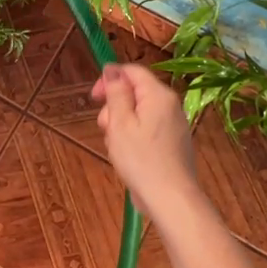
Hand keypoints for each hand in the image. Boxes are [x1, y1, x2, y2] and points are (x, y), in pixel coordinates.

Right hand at [90, 63, 197, 208]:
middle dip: (114, 106)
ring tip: (116, 146)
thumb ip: (116, 93)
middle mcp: (170, 105)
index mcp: (158, 95)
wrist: (170, 198)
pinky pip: (146, 128)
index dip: (109, 79)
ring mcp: (173, 124)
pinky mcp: (172, 142)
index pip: (132, 71)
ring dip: (121, 124)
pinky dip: (133, 136)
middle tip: (105, 128)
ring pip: (138, 112)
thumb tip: (112, 69)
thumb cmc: (140, 159)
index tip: (93, 98)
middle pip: (134, 92)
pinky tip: (127, 155)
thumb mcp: (120, 122)